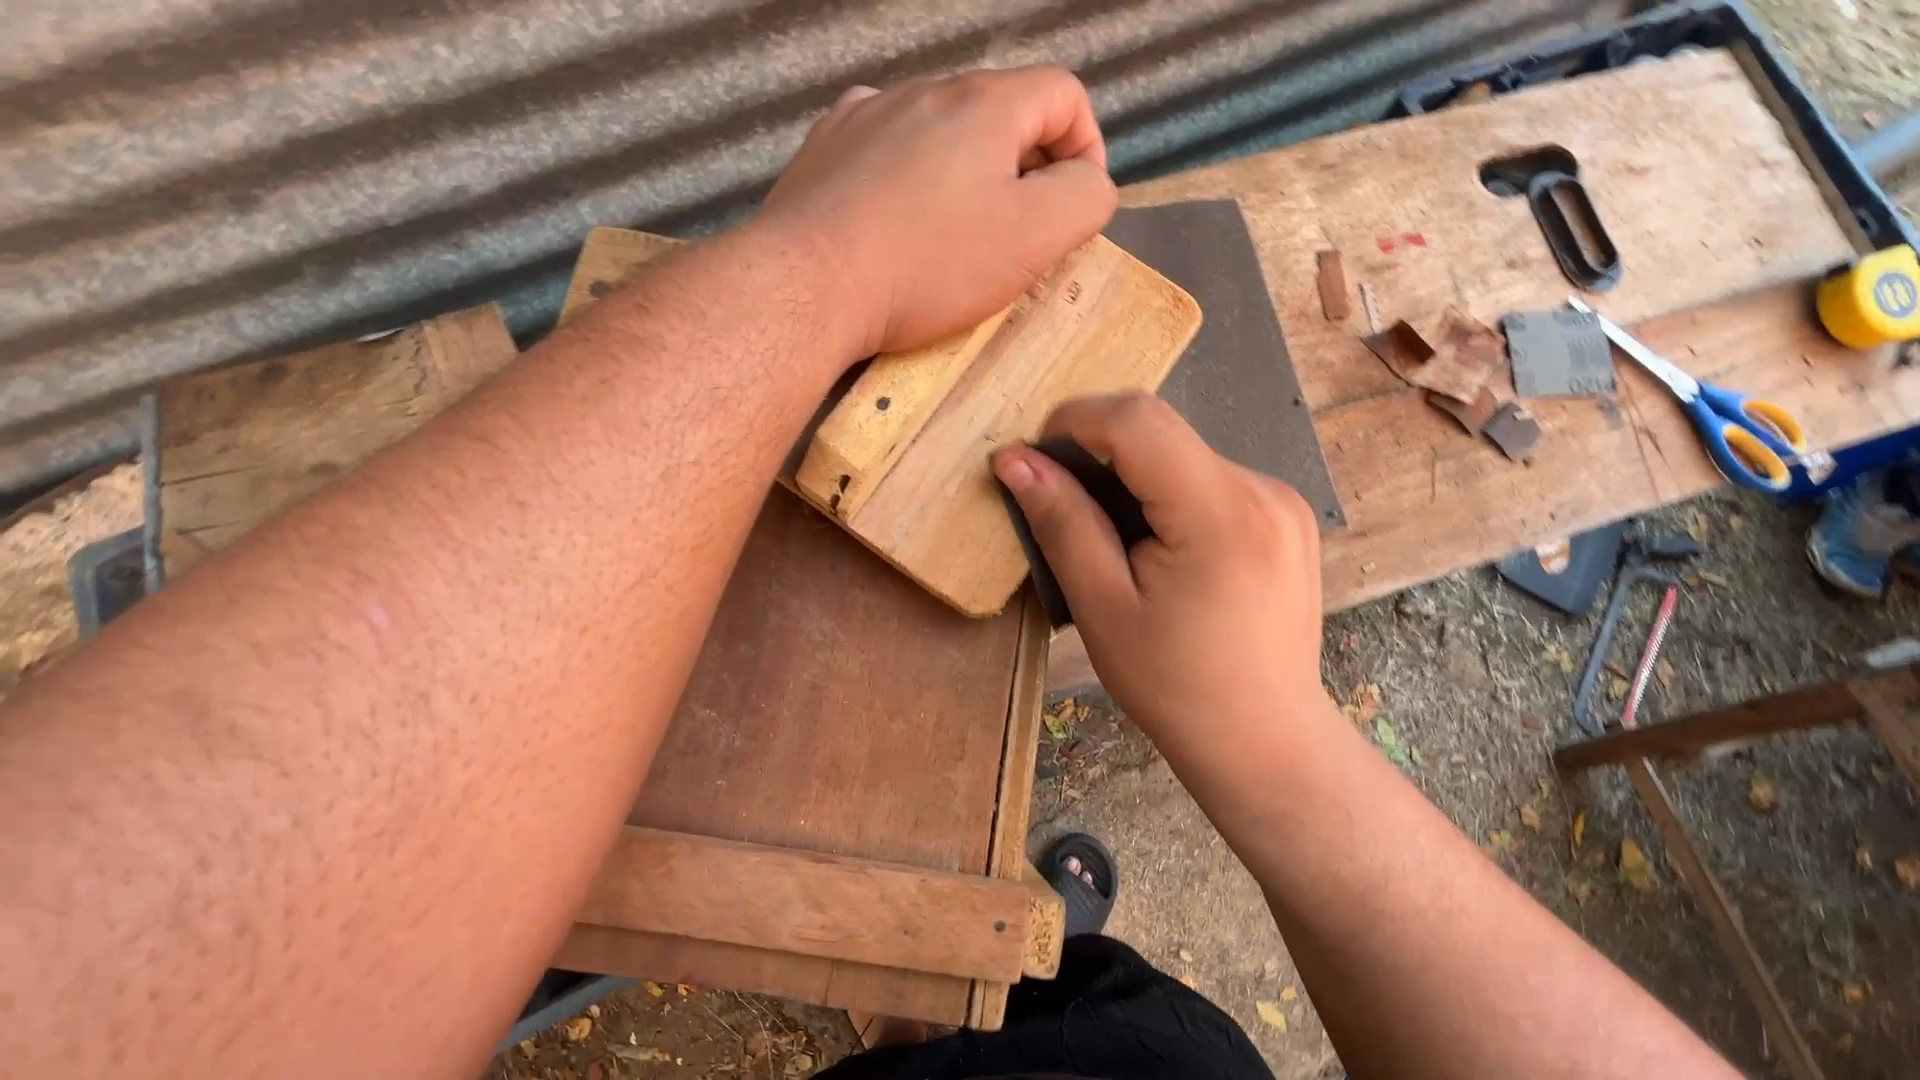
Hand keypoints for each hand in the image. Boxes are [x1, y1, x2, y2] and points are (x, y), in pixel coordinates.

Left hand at [760, 67, 1117, 357]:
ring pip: (941, 132)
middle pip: (1001, 114)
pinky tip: (897, 219)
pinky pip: (887, 149)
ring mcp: (866, 114)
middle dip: (1024, 170)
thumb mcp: (1034, 237)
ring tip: (952, 236)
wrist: (810, 285)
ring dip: (965, 174)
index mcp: (984, 103)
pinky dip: (908, 177)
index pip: (1064, 96)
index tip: (1072, 208)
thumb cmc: (929, 265)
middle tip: (1017, 235)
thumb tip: (1086, 181)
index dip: (1086, 149)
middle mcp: (924, 90)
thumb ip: (1084, 198)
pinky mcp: (826, 149)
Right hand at [992, 394, 1330, 754]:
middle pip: (1162, 433)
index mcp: (1220, 513)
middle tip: (1067, 510)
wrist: (1264, 739)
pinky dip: (1171, 495)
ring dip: (1136, 478)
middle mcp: (1264, 490)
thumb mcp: (1102, 607)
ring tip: (1119, 544)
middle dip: (1101, 454)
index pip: (1138, 419)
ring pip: (1184, 454)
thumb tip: (1015, 459)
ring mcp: (1284, 501)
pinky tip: (1163, 551)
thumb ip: (1062, 523)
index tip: (1037, 462)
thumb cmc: (1174, 686)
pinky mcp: (1288, 516)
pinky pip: (1212, 479)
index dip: (1075, 422)